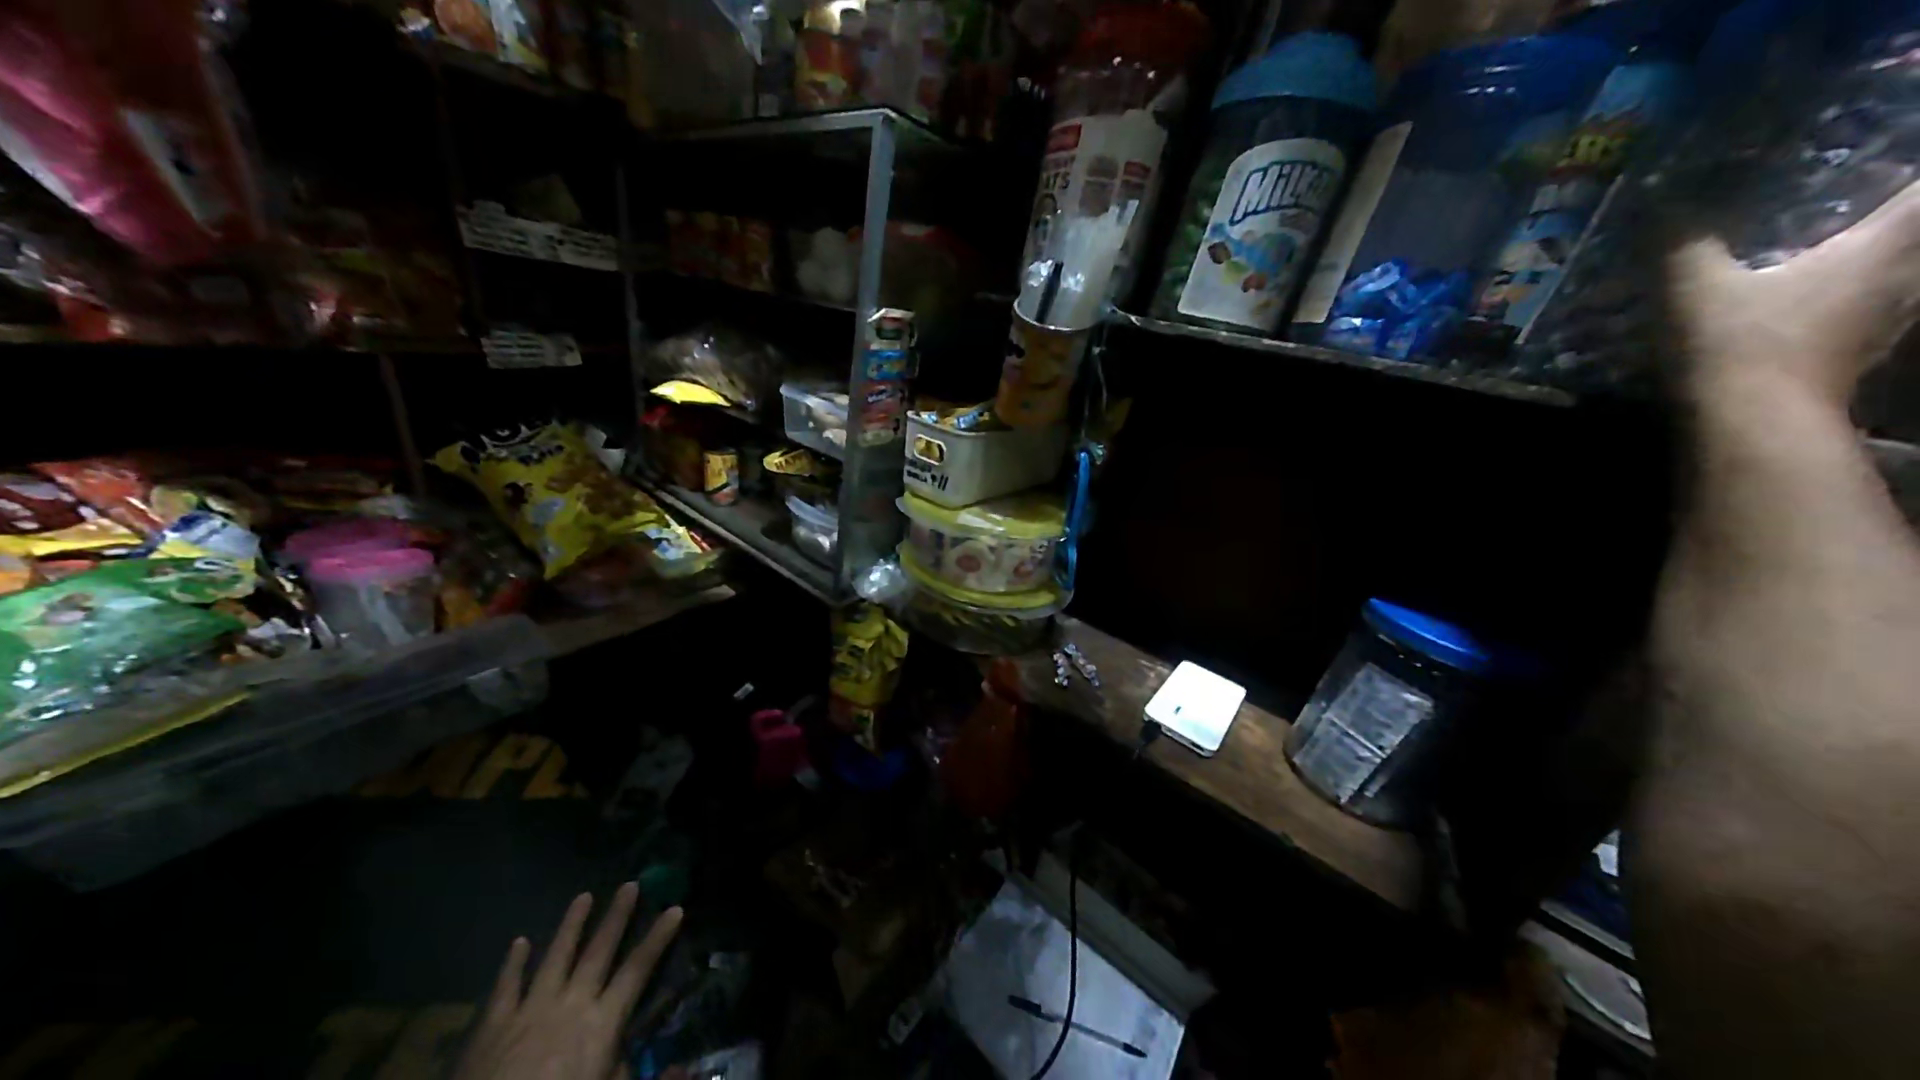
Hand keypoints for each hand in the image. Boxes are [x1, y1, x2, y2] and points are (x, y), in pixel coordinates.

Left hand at [452, 884, 683, 1079]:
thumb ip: (632, 1074)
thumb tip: (668, 1064)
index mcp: (602, 1024)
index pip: (637, 970)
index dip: (658, 939)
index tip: (675, 909)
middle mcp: (570, 1005)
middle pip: (599, 952)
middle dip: (617, 917)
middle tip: (631, 884)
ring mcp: (529, 1010)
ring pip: (556, 956)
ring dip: (571, 925)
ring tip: (583, 896)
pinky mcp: (492, 1026)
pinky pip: (505, 987)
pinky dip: (512, 963)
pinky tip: (518, 942)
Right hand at [1667, 181, 1919, 404]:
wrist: (1752, 424)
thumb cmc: (1737, 345)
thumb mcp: (1694, 289)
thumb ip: (1684, 244)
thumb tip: (1664, 203)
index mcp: (1889, 245)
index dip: (1904, 170)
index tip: (1881, 161)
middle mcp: (1910, 275)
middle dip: (1899, 213)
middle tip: (1865, 200)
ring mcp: (1895, 318)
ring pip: (1910, 271)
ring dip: (1889, 257)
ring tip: (1846, 248)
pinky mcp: (1866, 350)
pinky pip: (1887, 303)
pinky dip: (1870, 293)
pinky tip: (1827, 296)